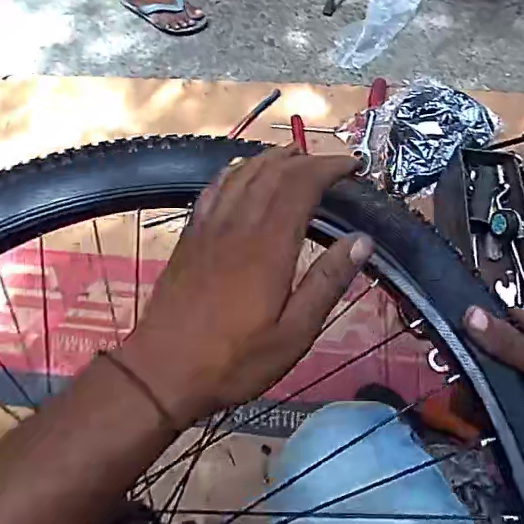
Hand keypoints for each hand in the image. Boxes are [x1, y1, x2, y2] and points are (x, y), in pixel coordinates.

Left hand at [116, 146, 372, 426]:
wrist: (162, 369)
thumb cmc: (233, 361)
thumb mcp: (293, 335)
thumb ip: (326, 283)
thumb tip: (361, 241)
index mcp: (268, 247)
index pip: (300, 186)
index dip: (327, 168)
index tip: (351, 165)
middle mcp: (236, 226)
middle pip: (271, 173)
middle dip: (304, 159)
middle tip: (329, 162)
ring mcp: (208, 228)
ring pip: (240, 175)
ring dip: (269, 159)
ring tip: (292, 155)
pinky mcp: (189, 237)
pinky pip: (212, 190)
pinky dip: (232, 173)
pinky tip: (239, 172)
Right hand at [462, 306, 523, 477]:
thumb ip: (509, 343)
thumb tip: (468, 311)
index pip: (509, 316)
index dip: (481, 324)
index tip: (449, 337)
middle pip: (508, 349)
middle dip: (482, 361)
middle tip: (451, 374)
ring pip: (511, 379)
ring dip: (491, 389)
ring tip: (462, 400)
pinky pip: (521, 403)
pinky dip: (505, 409)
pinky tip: (486, 418)